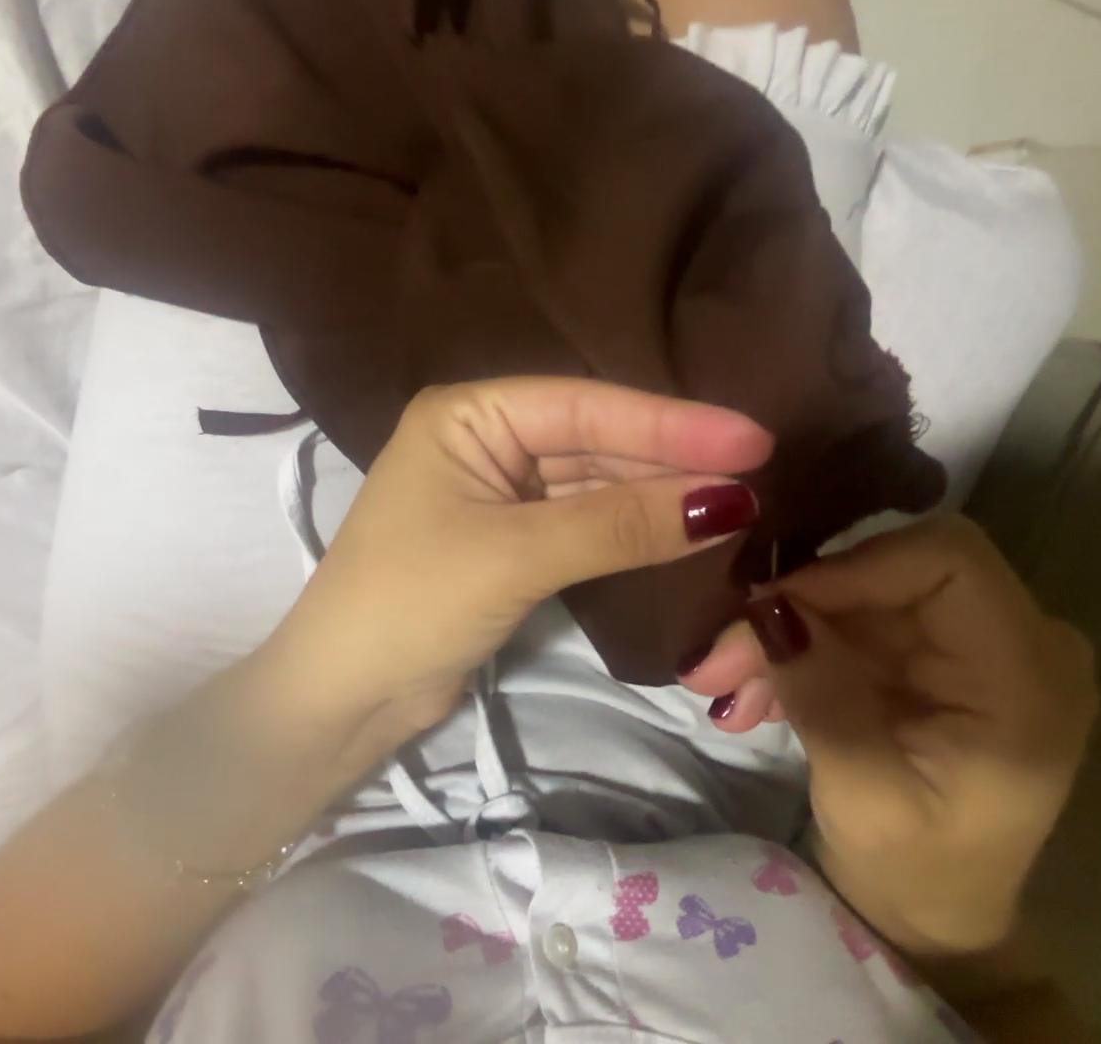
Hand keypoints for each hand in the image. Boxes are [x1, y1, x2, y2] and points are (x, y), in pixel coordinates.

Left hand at [265, 377, 772, 732]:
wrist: (342, 694)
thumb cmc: (411, 603)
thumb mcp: (515, 556)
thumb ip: (618, 524)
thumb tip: (727, 501)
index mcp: (466, 415)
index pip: (583, 405)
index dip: (670, 423)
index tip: (752, 438)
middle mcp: (481, 440)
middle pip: (591, 440)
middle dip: (668, 460)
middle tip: (758, 471)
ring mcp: (493, 493)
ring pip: (589, 484)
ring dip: (653, 496)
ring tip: (735, 502)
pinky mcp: (505, 542)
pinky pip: (578, 523)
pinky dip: (625, 530)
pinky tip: (679, 529)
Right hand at [680, 517, 1097, 954]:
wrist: (929, 908)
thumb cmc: (917, 869)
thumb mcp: (864, 795)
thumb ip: (823, 696)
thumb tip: (766, 609)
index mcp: (1026, 677)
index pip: (948, 559)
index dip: (854, 565)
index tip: (772, 607)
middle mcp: (1008, 642)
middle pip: (886, 574)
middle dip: (793, 607)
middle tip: (715, 659)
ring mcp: (961, 645)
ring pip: (850, 596)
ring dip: (777, 633)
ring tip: (716, 684)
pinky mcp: (920, 654)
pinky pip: (843, 623)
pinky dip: (789, 650)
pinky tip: (748, 694)